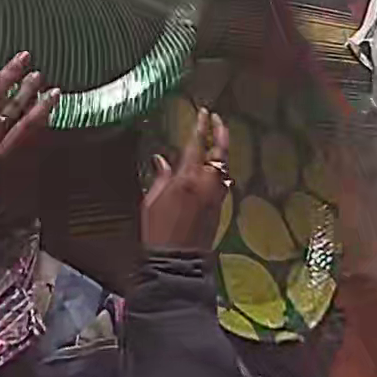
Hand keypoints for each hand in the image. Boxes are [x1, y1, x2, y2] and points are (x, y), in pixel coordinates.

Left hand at [0, 51, 57, 222]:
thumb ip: (14, 182)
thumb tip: (32, 164)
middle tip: (39, 74)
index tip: (55, 93)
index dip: (44, 109)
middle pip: (14, 108)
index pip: (30, 128)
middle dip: (29, 89)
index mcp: (3, 160)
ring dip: (9, 76)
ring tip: (22, 59)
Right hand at [141, 107, 230, 252]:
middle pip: (219, 151)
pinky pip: (222, 179)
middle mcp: (206, 182)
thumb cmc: (158, 231)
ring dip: (221, 149)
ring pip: (223, 164)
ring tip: (216, 138)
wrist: (177, 264)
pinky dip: (220, 167)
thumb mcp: (152, 200)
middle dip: (220, 132)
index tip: (203, 112)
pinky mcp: (219, 206)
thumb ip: (160, 177)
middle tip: (217, 119)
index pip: (197, 143)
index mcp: (187, 177)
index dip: (201, 125)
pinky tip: (214, 165)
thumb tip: (161, 160)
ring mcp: (216, 194)